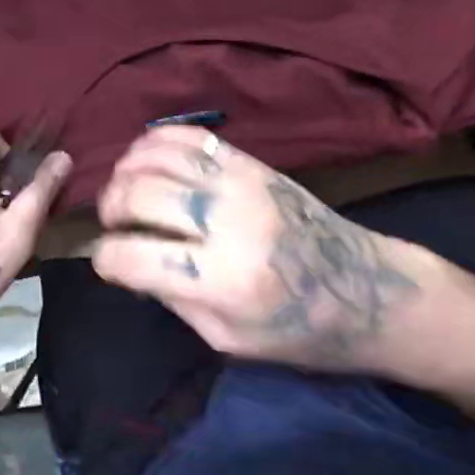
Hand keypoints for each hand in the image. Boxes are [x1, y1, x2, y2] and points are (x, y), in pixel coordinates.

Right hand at [92, 126, 451, 372]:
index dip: (105, 258)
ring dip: (124, 173)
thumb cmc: (297, 330)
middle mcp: (228, 223)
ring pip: (153, 157)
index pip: (130, 256)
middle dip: (109, 209)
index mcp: (223, 281)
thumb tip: (124, 256)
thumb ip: (170, 296)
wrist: (369, 292)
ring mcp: (240, 184)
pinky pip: (185, 136)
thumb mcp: (226, 338)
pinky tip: (145, 163)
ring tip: (125, 192)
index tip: (107, 261)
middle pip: (137, 195)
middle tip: (113, 223)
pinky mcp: (250, 163)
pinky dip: (152, 144)